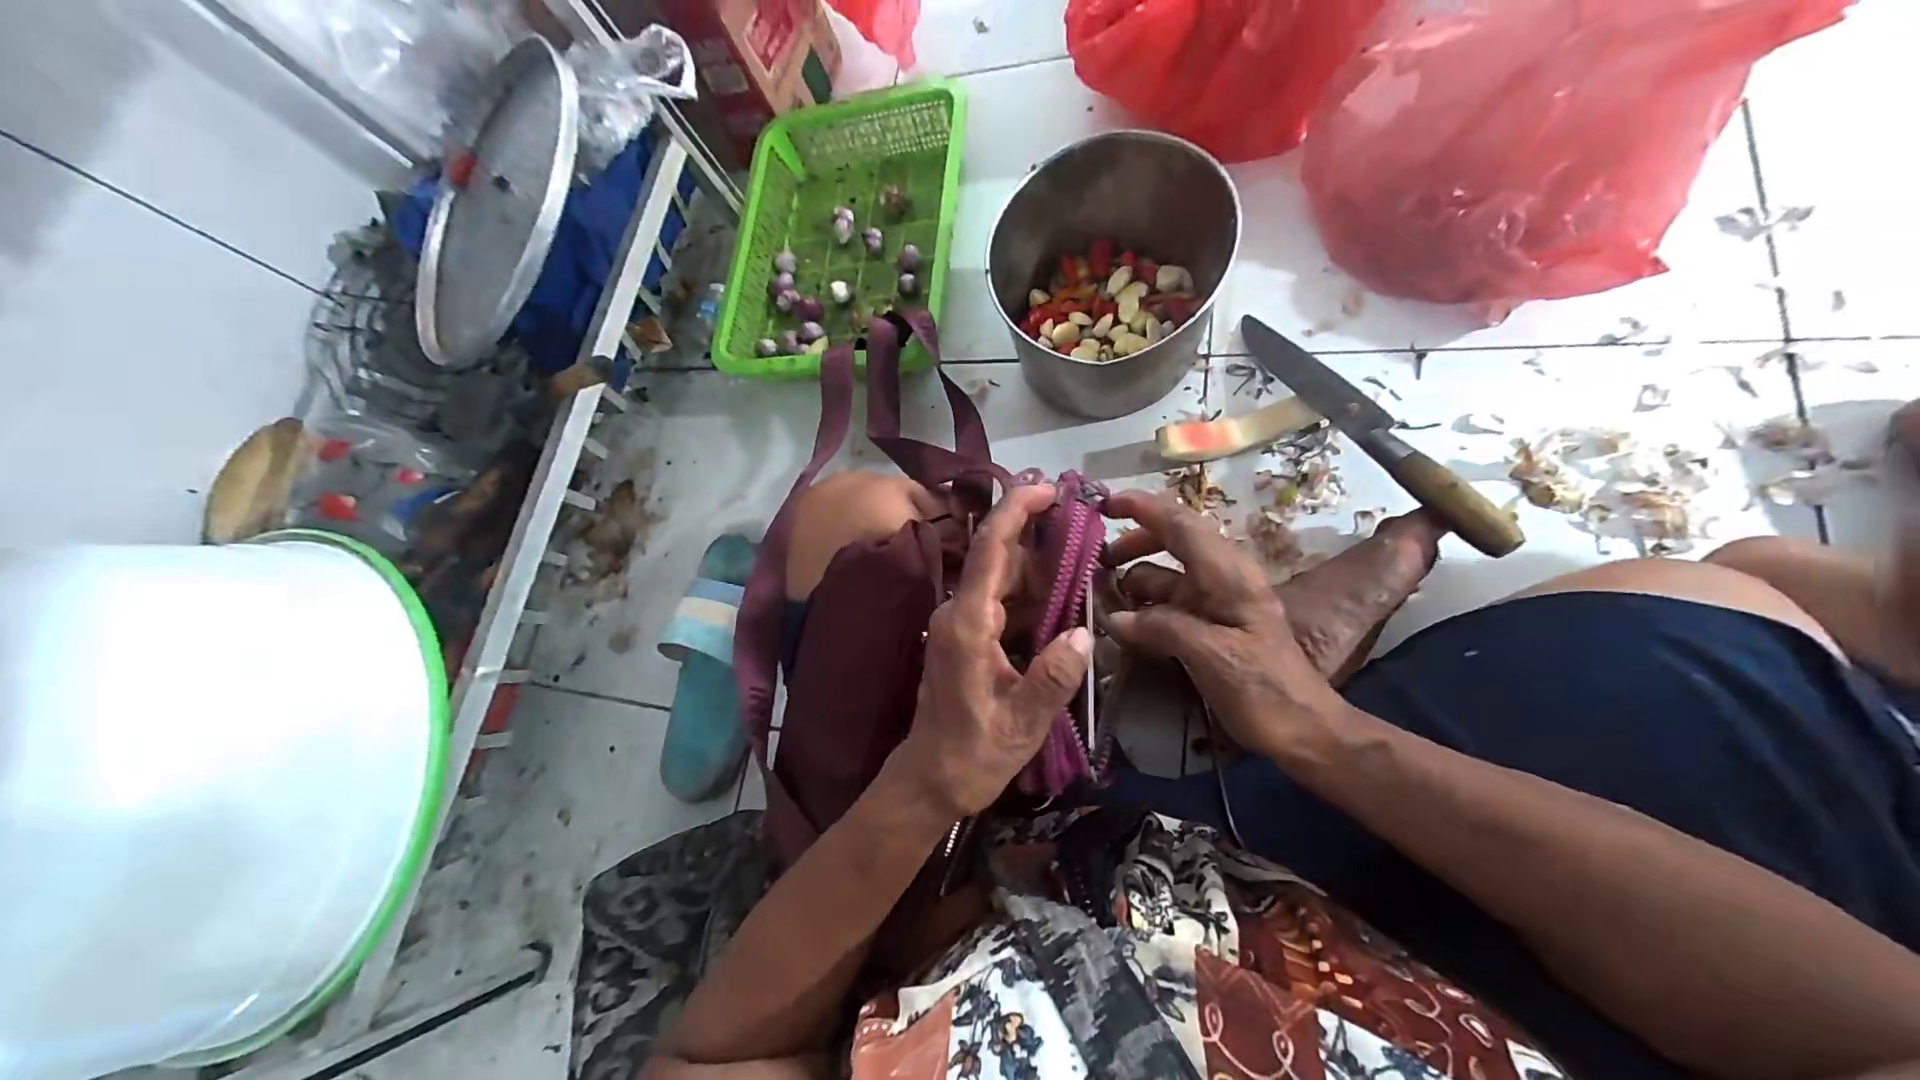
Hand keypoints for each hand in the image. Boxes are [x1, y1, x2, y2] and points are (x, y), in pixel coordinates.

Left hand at [893, 483, 1092, 819]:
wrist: (931, 778)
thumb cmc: (972, 754)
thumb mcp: (1021, 724)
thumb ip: (1052, 678)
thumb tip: (1082, 634)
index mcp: (967, 625)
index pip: (990, 550)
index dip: (1016, 511)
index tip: (1049, 489)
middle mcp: (957, 614)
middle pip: (998, 558)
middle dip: (1038, 538)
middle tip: (1086, 532)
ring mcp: (958, 624)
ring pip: (1000, 578)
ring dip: (1038, 568)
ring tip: (1081, 563)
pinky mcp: (964, 637)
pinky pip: (999, 600)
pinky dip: (1029, 594)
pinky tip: (1060, 601)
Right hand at [1101, 490, 1346, 761]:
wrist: (1304, 731)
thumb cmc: (1264, 690)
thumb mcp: (1212, 656)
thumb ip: (1161, 628)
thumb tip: (1114, 617)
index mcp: (1228, 575)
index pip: (1181, 524)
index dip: (1142, 507)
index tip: (1102, 501)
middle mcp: (1221, 578)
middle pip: (1170, 542)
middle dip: (1132, 543)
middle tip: (1094, 560)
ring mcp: (1215, 602)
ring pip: (1165, 575)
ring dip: (1133, 580)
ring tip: (1098, 598)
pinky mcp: (1209, 626)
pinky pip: (1168, 604)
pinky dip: (1143, 607)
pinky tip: (1121, 624)